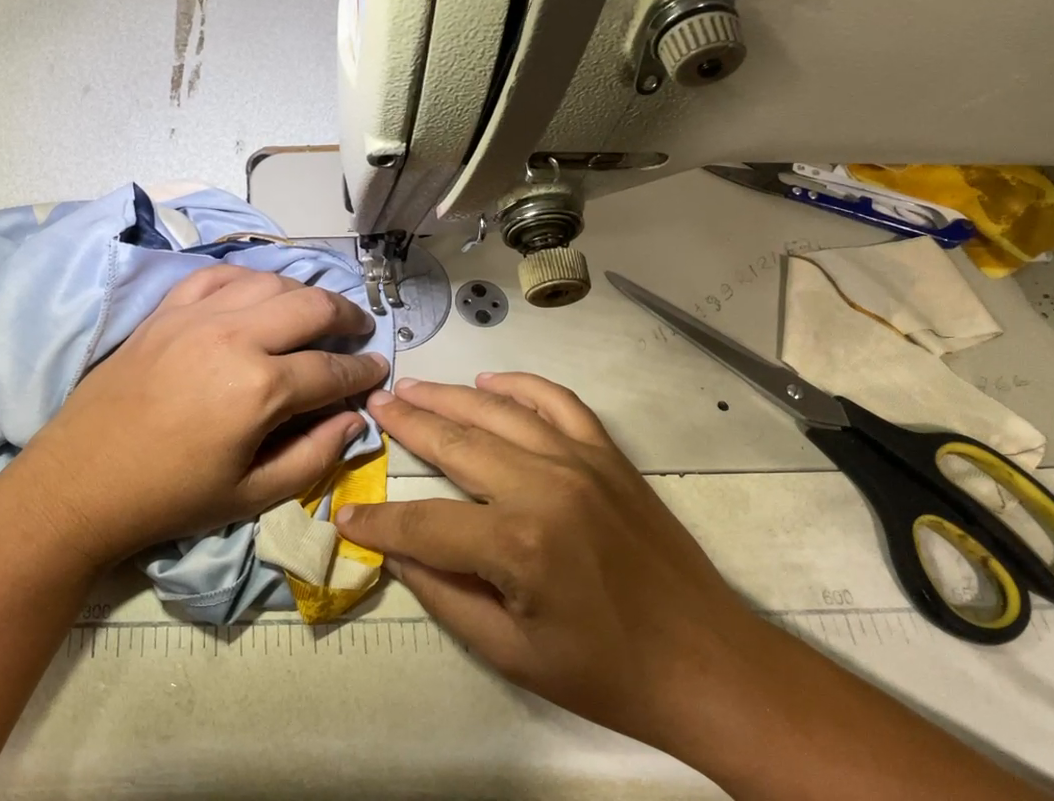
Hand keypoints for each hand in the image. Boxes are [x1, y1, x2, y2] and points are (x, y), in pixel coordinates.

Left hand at [14, 266, 388, 570]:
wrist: (82, 480)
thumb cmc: (170, 497)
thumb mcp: (251, 495)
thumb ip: (313, 455)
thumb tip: (354, 420)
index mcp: (260, 388)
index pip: (331, 369)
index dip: (362, 370)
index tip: (378, 368)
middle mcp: (234, 337)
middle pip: (310, 306)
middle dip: (346, 316)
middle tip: (359, 329)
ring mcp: (196, 316)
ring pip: (268, 281)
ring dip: (302, 293)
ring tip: (315, 312)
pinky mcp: (165, 311)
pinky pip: (216, 276)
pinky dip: (247, 280)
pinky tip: (257, 295)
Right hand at [337, 373, 765, 745]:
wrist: (710, 666)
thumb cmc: (605, 673)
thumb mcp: (509, 652)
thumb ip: (442, 594)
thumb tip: (393, 550)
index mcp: (516, 545)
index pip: (422, 522)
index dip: (377, 521)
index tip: (344, 514)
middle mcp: (544, 488)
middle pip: (456, 442)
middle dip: (406, 423)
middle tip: (373, 404)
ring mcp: (582, 463)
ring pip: (498, 412)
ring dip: (449, 395)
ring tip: (411, 386)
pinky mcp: (610, 457)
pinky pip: (558, 403)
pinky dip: (521, 386)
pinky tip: (490, 381)